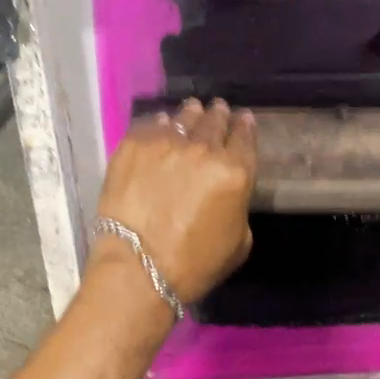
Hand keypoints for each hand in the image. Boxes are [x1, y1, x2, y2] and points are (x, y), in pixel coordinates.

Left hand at [90, 98, 256, 304]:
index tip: (243, 120)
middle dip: (219, 116)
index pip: (245, 138)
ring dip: (192, 115)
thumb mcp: (238, 243)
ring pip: (184, 117)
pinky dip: (162, 124)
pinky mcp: (134, 143)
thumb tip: (227, 193)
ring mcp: (166, 142)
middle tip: (218, 112)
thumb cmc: (195, 265)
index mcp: (235, 173)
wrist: (139, 266)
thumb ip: (238, 207)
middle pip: (214, 121)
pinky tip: (163, 126)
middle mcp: (203, 148)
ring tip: (192, 112)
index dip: (245, 127)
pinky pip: (152, 123)